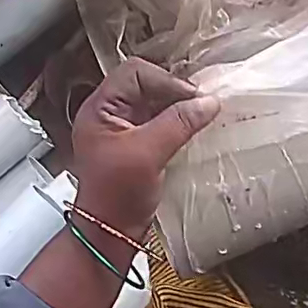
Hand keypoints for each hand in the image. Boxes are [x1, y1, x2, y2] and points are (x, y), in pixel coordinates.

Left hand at [68, 58, 220, 235]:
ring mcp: (121, 130)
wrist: (109, 233)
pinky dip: (177, 123)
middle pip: (145, 85)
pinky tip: (193, 131)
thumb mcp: (147, 154)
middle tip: (201, 106)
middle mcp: (108, 115)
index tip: (192, 99)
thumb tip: (209, 102)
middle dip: (174, 93)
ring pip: (154, 104)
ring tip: (201, 117)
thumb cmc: (116, 195)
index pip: (134, 74)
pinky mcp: (136, 146)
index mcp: (98, 109)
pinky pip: (159, 123)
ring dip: (178, 108)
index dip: (165, 81)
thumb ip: (177, 123)